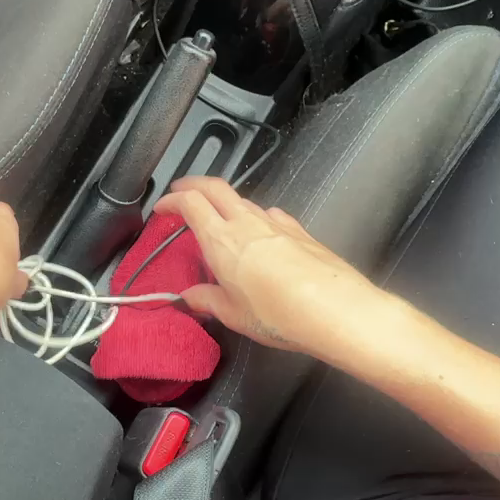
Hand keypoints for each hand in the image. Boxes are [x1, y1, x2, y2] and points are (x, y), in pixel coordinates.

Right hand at [154, 177, 386, 360]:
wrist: (336, 310)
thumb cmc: (279, 314)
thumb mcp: (233, 315)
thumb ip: (207, 301)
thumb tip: (190, 298)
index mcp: (221, 240)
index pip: (190, 203)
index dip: (171, 200)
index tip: (162, 209)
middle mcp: (246, 223)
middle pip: (214, 186)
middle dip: (193, 184)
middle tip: (181, 192)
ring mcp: (275, 222)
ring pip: (242, 200)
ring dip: (224, 203)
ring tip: (219, 220)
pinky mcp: (299, 230)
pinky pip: (269, 214)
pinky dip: (255, 216)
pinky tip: (260, 234)